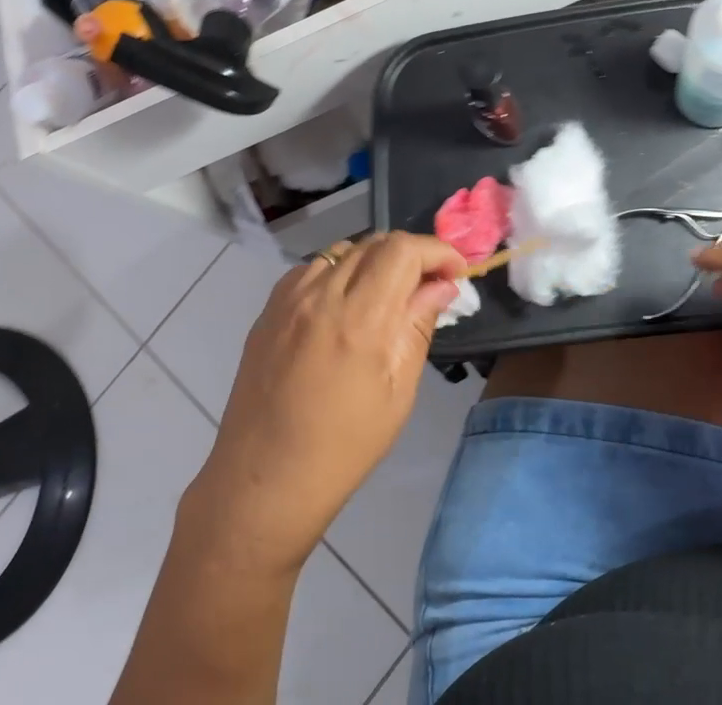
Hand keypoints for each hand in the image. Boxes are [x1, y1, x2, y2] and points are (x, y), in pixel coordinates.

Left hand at [192, 232, 464, 570]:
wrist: (265, 478)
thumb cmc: (344, 447)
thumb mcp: (397, 392)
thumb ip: (417, 327)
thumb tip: (442, 286)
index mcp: (360, 318)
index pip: (403, 250)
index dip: (437, 251)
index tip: (456, 272)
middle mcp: (320, 296)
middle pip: (374, 244)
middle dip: (411, 255)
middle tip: (430, 285)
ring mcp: (287, 301)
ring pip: (341, 252)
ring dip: (374, 261)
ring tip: (389, 295)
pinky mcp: (267, 312)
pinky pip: (310, 272)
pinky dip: (338, 274)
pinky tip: (345, 306)